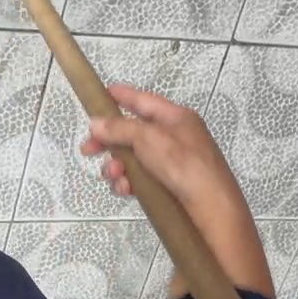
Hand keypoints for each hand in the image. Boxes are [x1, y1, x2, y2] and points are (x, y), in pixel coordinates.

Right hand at [80, 84, 244, 215]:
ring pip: (130, 158)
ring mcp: (168, 161)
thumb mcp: (149, 138)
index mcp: (174, 118)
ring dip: (116, 167)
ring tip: (114, 175)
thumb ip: (119, 128)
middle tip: (87, 150)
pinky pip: (137, 178)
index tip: (102, 93)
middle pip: (130, 133)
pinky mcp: (164, 183)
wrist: (210, 205)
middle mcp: (171, 137)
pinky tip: (125, 189)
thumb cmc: (185, 164)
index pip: (143, 101)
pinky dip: (127, 182)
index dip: (122, 96)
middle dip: (108, 142)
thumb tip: (95, 123)